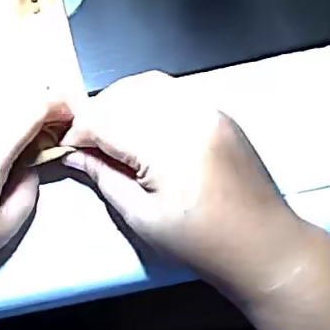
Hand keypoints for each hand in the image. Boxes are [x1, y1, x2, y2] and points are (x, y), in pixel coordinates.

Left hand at [0, 84, 72, 286]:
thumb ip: (29, 187)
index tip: (69, 123)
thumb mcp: (5, 226)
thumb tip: (31, 162)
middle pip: (13, 89)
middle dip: (39, 101)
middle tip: (46, 128)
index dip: (60, 106)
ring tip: (13, 124)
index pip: (36, 102)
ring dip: (8, 98)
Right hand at [61, 71, 319, 299]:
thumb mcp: (141, 217)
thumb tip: (74, 154)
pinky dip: (147, 101)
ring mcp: (207, 109)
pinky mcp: (218, 113)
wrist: (262, 244)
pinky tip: (140, 127)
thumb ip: (104, 177)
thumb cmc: (200, 242)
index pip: (106, 119)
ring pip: (147, 85)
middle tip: (85, 143)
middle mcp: (188, 115)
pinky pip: (173, 91)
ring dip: (120, 103)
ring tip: (110, 134)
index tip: (67, 148)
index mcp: (167, 146)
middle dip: (97, 114)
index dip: (79, 131)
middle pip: (124, 94)